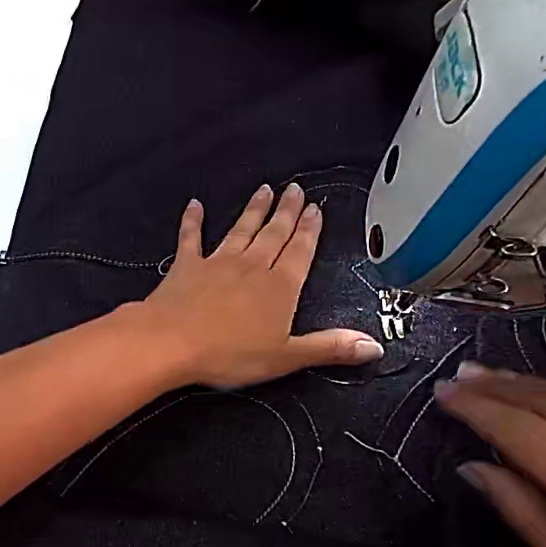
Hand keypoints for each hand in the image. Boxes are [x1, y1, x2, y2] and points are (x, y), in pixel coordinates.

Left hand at [134, 183, 382, 389]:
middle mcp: (252, 266)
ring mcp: (218, 262)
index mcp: (279, 287)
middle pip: (275, 233)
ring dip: (255, 210)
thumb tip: (374, 347)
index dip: (310, 230)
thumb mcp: (288, 357)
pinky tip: (195, 205)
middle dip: (287, 211)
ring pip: (242, 229)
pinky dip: (193, 221)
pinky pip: (192, 238)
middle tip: (295, 189)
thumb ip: (331, 347)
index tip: (315, 210)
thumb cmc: (229, 353)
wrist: (171, 343)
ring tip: (265, 190)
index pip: (300, 251)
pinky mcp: (187, 266)